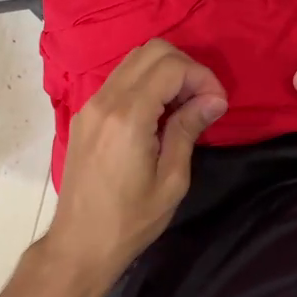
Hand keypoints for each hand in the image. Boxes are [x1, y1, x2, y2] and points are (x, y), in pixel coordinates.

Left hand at [46, 39, 227, 285]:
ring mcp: (90, 105)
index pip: (171, 66)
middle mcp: (105, 101)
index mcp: (128, 117)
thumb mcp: (172, 180)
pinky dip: (147, 82)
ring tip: (184, 105)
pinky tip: (160, 113)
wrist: (78, 246)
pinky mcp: (85, 115)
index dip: (202, 76)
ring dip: (166, 72)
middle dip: (186, 67)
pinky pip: (121, 78)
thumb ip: (189, 130)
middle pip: (152, 51)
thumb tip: (214, 100)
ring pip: (135, 60)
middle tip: (203, 100)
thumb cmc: (130, 221)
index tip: (218, 104)